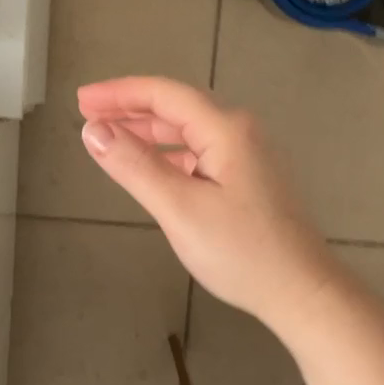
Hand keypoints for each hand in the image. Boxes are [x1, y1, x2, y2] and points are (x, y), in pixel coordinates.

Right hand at [78, 77, 342, 325]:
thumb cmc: (241, 252)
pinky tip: (153, 170)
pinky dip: (171, 156)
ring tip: (111, 139)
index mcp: (227, 130)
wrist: (301, 290)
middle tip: (88, 114)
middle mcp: (242, 133)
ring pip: (191, 132)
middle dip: (131, 109)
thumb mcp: (180, 208)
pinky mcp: (252, 181)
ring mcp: (251, 157)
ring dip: (150, 133)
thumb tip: (94, 130)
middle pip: (179, 108)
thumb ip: (135, 166)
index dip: (120, 93)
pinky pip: (203, 155)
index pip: (165, 94)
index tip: (82, 100)